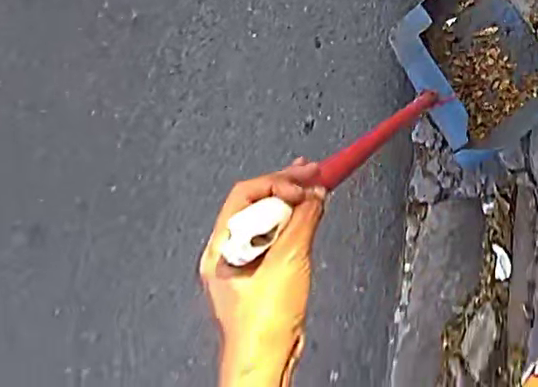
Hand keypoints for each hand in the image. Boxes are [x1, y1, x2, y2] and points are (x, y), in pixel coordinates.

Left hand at [199, 161, 325, 385]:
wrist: (267, 365)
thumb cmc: (264, 325)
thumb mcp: (290, 259)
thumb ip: (304, 219)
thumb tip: (316, 193)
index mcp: (222, 245)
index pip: (247, 192)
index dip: (278, 181)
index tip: (304, 183)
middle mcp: (228, 250)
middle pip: (256, 201)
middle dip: (286, 184)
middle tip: (312, 173)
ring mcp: (243, 262)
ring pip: (265, 217)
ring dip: (291, 199)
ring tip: (312, 186)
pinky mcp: (260, 273)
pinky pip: (274, 234)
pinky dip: (292, 219)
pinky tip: (307, 213)